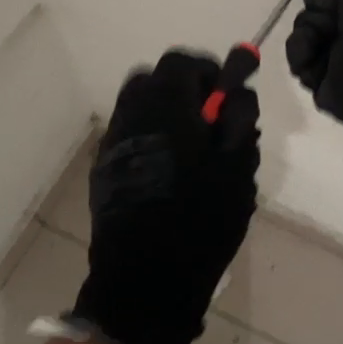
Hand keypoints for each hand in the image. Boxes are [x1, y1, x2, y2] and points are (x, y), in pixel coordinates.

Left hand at [69, 51, 257, 343]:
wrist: (145, 279)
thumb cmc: (200, 216)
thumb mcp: (237, 163)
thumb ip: (239, 116)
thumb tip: (236, 89)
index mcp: (165, 103)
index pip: (183, 63)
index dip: (209, 72)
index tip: (227, 96)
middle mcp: (131, 113)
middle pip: (156, 80)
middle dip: (185, 90)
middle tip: (211, 121)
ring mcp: (112, 142)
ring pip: (140, 107)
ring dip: (166, 113)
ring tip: (192, 148)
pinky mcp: (103, 170)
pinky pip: (130, 135)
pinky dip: (150, 138)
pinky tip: (170, 172)